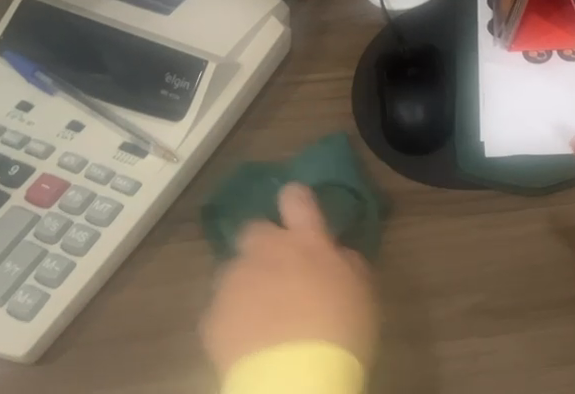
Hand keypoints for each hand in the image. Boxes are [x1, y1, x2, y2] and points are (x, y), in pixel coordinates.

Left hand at [201, 183, 377, 372]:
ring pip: (235, 270)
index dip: (295, 199)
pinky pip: (220, 309)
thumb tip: (335, 254)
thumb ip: (346, 263)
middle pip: (255, 230)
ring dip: (247, 282)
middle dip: (263, 245)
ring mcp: (236, 283)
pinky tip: (247, 340)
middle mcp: (267, 252)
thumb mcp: (362, 291)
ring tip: (261, 314)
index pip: (296, 199)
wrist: (296, 381)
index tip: (297, 207)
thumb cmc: (341, 331)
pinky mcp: (212, 318)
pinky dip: (232, 318)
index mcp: (307, 241)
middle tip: (279, 271)